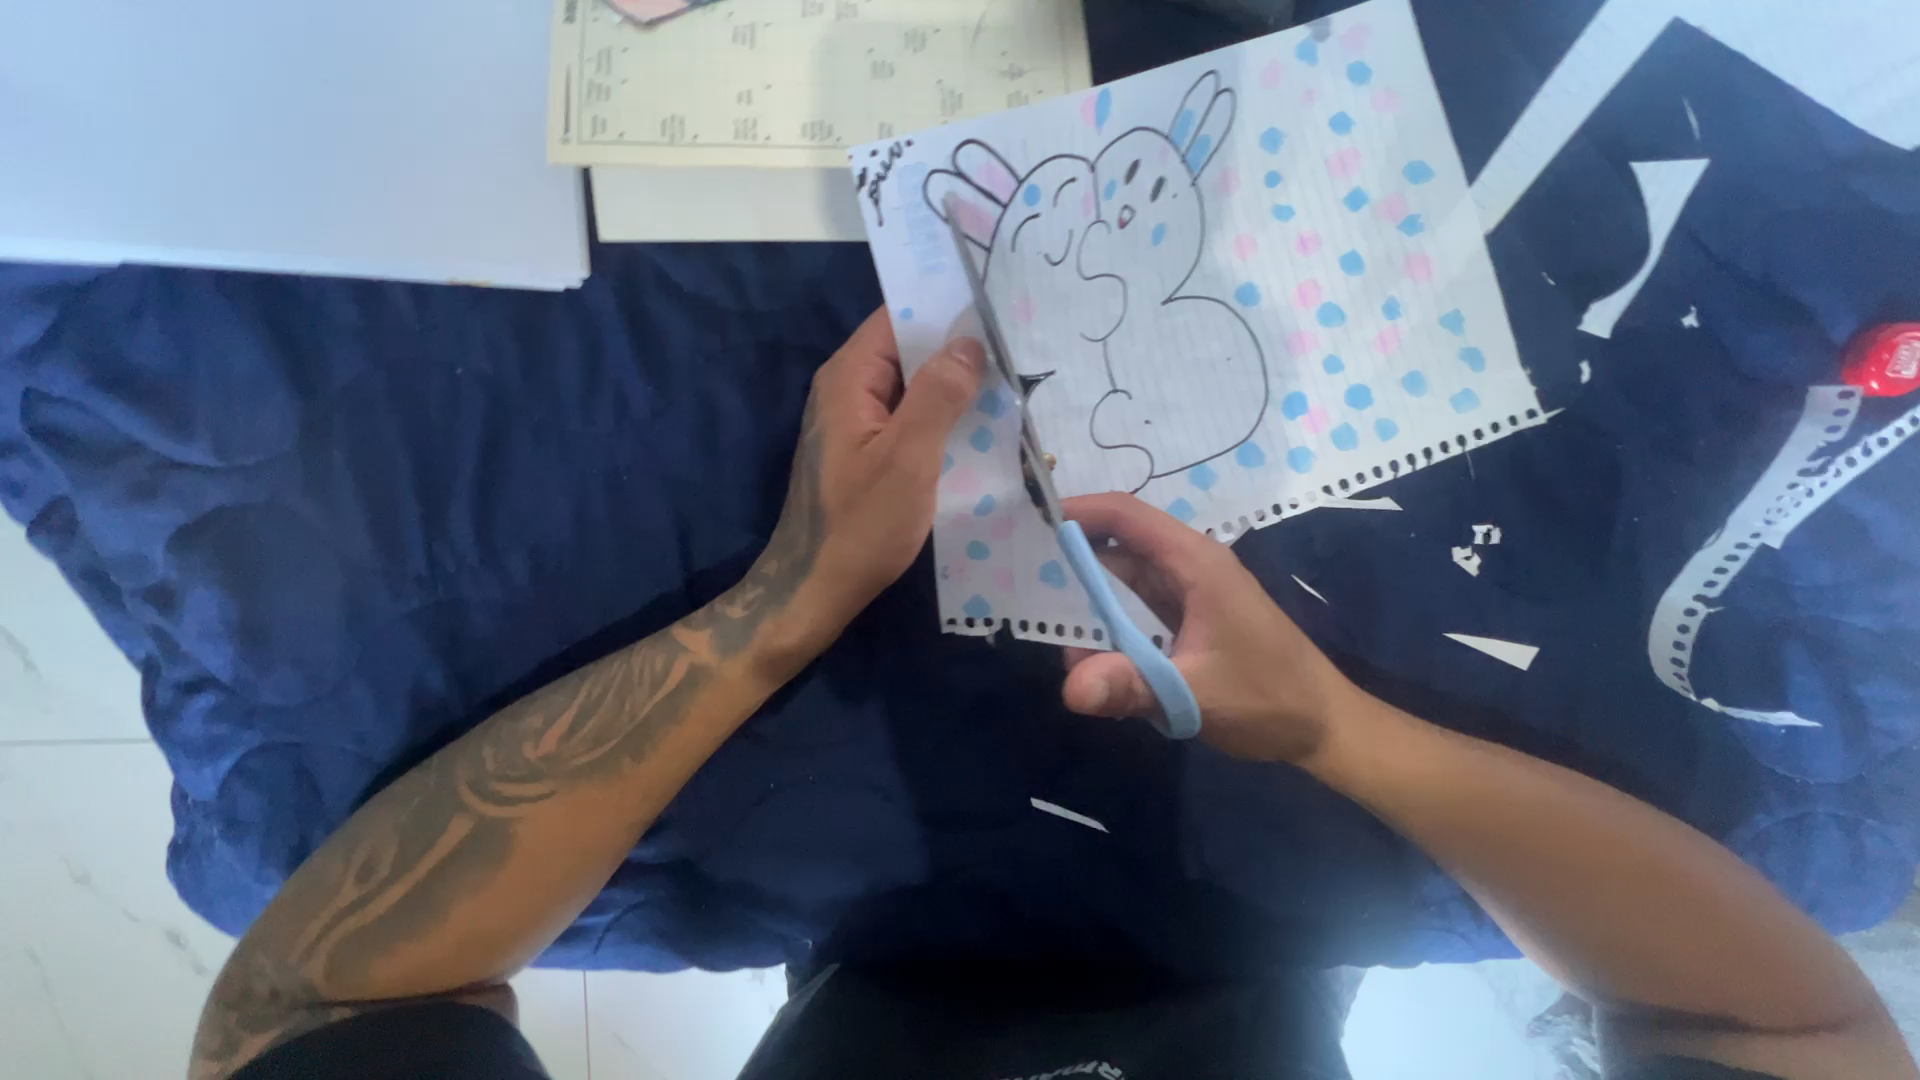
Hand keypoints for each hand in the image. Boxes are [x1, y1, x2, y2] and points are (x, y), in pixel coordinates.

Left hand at [759, 308, 985, 648]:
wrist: (817, 588)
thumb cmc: (861, 526)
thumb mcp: (908, 458)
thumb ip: (938, 396)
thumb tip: (969, 342)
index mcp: (848, 379)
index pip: (897, 318)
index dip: (945, 309)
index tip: (997, 307)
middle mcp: (847, 390)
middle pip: (906, 350)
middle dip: (957, 348)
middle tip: (1016, 347)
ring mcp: (856, 423)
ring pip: (911, 387)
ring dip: (954, 386)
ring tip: (1011, 382)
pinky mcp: (867, 452)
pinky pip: (909, 419)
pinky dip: (941, 418)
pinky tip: (980, 427)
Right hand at [1059, 493, 1358, 763]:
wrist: (1324, 728)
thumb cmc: (1269, 699)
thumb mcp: (1195, 693)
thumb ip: (1132, 686)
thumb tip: (1070, 687)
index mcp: (1196, 563)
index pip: (1128, 516)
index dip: (1080, 511)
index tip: (1031, 522)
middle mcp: (1189, 568)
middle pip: (1118, 547)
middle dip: (1072, 562)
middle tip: (1023, 584)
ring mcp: (1188, 595)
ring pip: (1124, 581)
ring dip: (1090, 603)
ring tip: (1054, 633)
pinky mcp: (1187, 621)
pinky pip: (1136, 610)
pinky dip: (1109, 625)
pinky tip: (1089, 653)